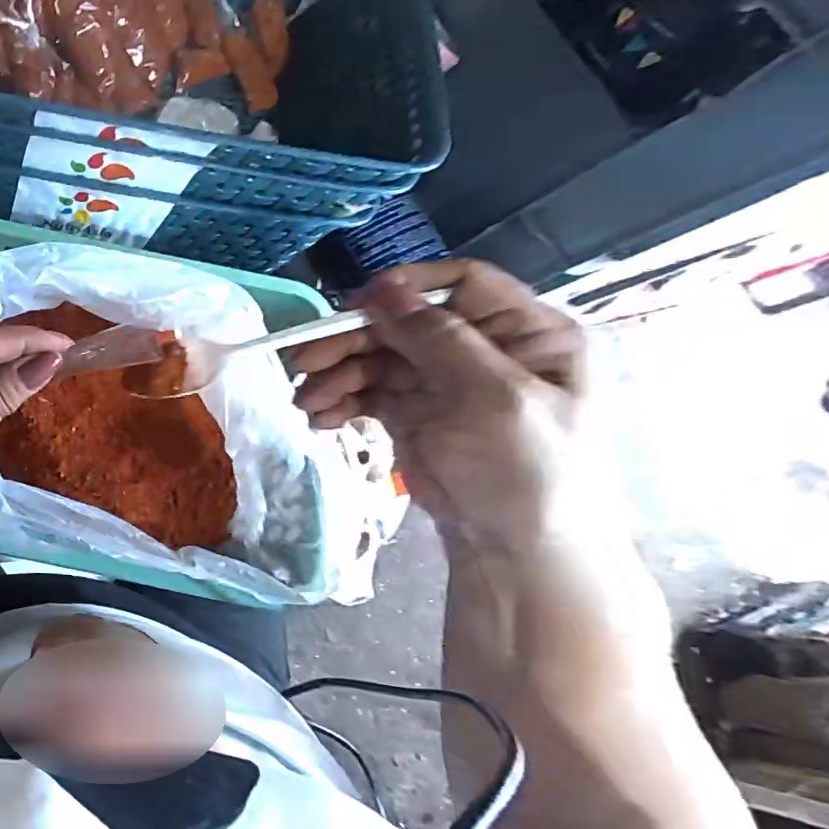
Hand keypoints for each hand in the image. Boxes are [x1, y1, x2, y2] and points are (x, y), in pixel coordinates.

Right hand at [285, 260, 587, 553]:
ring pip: (374, 359)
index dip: (406, 289)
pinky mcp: (409, 412)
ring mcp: (440, 382)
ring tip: (308, 403)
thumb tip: (382, 289)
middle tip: (303, 363)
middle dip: (349, 342)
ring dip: (334, 376)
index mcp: (522, 332)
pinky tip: (321, 420)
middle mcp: (479, 349)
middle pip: (401, 325)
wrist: (514, 544)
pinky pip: (364, 392)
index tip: (354, 307)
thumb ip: (438, 340)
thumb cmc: (526, 467)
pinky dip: (338, 402)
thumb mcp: (492, 396)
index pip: (461, 285)